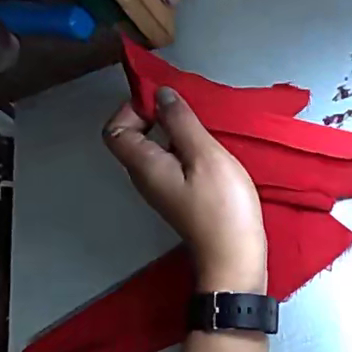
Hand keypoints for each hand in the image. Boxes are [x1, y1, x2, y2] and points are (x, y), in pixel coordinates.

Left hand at [106, 86, 267, 292]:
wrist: (236, 257)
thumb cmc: (222, 207)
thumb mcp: (205, 156)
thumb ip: (181, 122)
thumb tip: (161, 94)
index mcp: (144, 165)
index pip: (115, 129)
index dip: (132, 109)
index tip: (165, 103)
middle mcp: (147, 179)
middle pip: (135, 139)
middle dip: (158, 119)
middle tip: (191, 113)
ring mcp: (165, 193)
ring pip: (159, 153)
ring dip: (178, 137)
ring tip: (207, 133)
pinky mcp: (184, 202)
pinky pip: (176, 168)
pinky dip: (189, 155)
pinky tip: (214, 157)